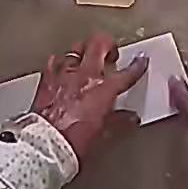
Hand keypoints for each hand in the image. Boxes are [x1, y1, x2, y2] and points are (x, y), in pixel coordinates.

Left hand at [30, 33, 148, 163]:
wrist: (46, 145)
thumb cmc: (74, 140)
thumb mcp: (104, 132)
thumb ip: (120, 121)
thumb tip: (130, 118)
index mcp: (103, 89)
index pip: (127, 73)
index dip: (137, 65)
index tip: (141, 60)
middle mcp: (85, 75)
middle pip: (99, 44)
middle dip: (108, 44)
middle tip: (111, 52)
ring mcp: (65, 74)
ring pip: (76, 48)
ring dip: (84, 50)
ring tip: (88, 56)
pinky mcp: (47, 78)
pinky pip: (55, 60)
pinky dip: (61, 61)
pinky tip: (64, 67)